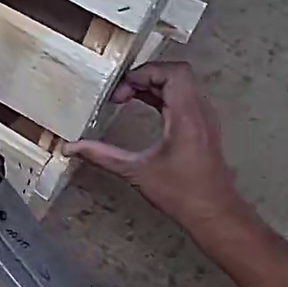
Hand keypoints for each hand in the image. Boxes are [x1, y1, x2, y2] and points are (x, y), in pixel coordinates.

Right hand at [65, 61, 252, 230]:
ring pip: (181, 85)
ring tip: (128, 98)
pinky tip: (145, 107)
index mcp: (187, 117)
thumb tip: (72, 148)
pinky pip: (185, 98)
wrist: (214, 214)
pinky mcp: (204, 127)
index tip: (122, 89)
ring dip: (154, 86)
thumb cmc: (181, 194)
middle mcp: (200, 112)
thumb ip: (103, 156)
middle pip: (176, 74)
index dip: (145, 73)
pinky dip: (164, 96)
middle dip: (145, 77)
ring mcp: (205, 119)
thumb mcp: (137, 172)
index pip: (173, 72)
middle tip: (121, 93)